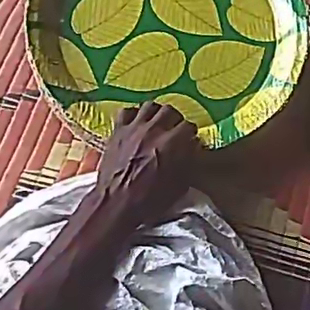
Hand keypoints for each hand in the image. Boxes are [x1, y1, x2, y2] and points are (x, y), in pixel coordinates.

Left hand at [84, 103, 198, 231]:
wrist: (117, 203)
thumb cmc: (151, 199)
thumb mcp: (179, 184)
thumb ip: (188, 161)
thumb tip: (191, 148)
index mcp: (174, 142)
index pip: (189, 127)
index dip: (190, 135)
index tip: (190, 142)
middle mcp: (155, 129)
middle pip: (170, 111)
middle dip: (175, 120)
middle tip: (174, 130)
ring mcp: (134, 127)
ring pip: (150, 106)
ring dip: (156, 113)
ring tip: (157, 123)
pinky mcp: (118, 130)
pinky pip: (127, 112)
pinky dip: (134, 115)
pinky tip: (136, 124)